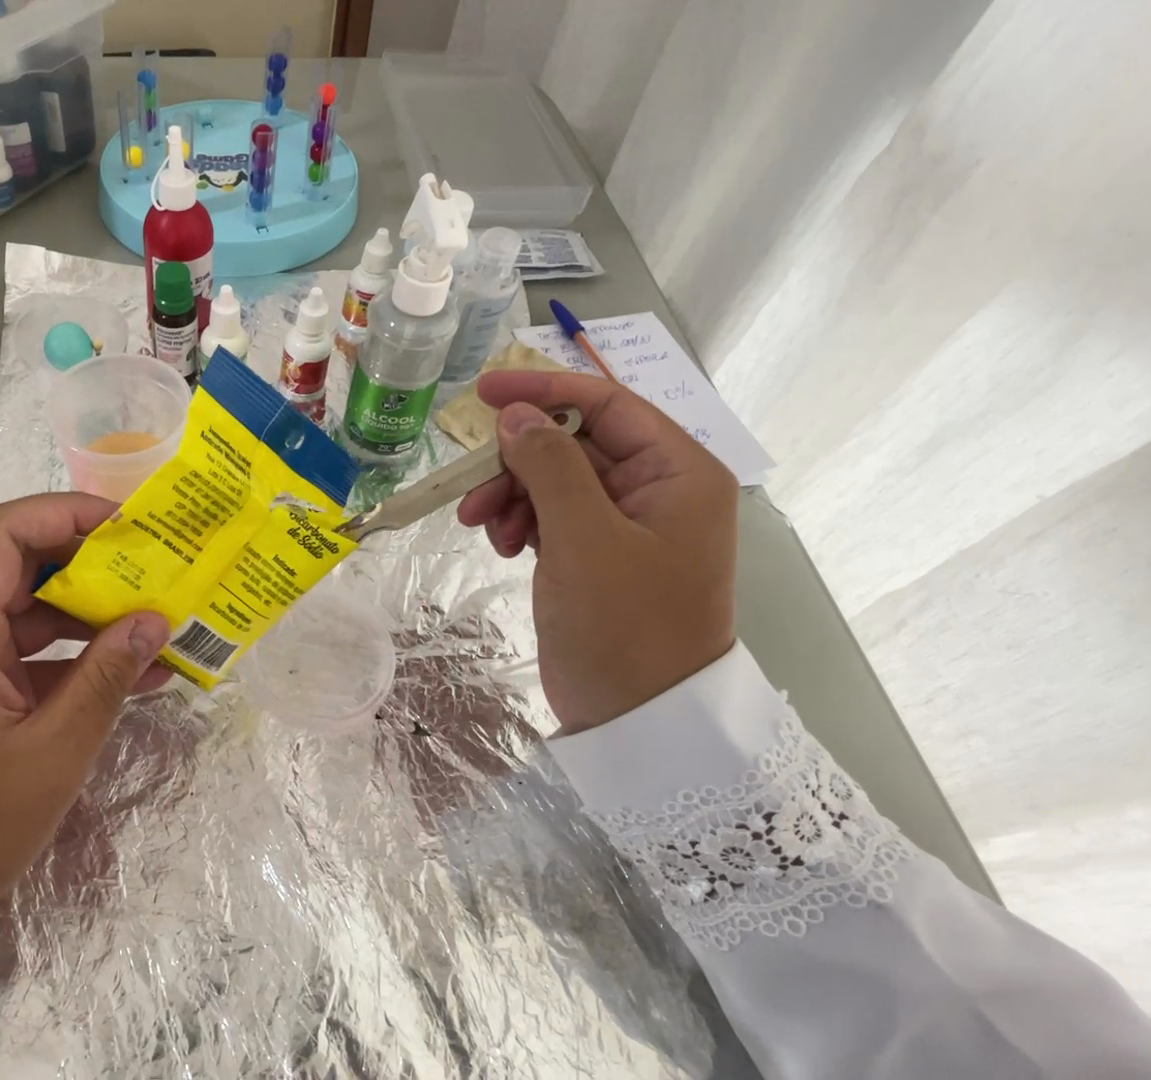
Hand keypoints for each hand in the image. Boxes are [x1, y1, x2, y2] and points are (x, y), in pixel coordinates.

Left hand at [0, 494, 169, 980]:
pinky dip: (60, 659)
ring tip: (154, 628)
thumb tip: (156, 620)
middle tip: (155, 574)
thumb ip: (106, 677)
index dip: (67, 514)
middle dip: (88, 566)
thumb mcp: (54, 754)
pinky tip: (121, 675)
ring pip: (17, 612)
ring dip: (82, 618)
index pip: (3, 533)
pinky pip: (9, 655)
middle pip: (13, 566)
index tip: (130, 530)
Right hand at [457, 371, 736, 734]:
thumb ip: (550, 466)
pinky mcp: (597, 555)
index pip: (607, 403)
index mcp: (678, 471)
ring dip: (512, 494)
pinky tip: (503, 546)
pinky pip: (552, 515)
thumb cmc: (624, 626)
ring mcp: (625, 524)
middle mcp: (656, 488)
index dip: (543, 390)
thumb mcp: (584, 539)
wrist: (639, 721)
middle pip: (574, 442)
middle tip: (472, 491)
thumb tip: (516, 414)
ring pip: (555, 479)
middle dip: (518, 461)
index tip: (481, 393)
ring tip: (483, 528)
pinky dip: (521, 522)